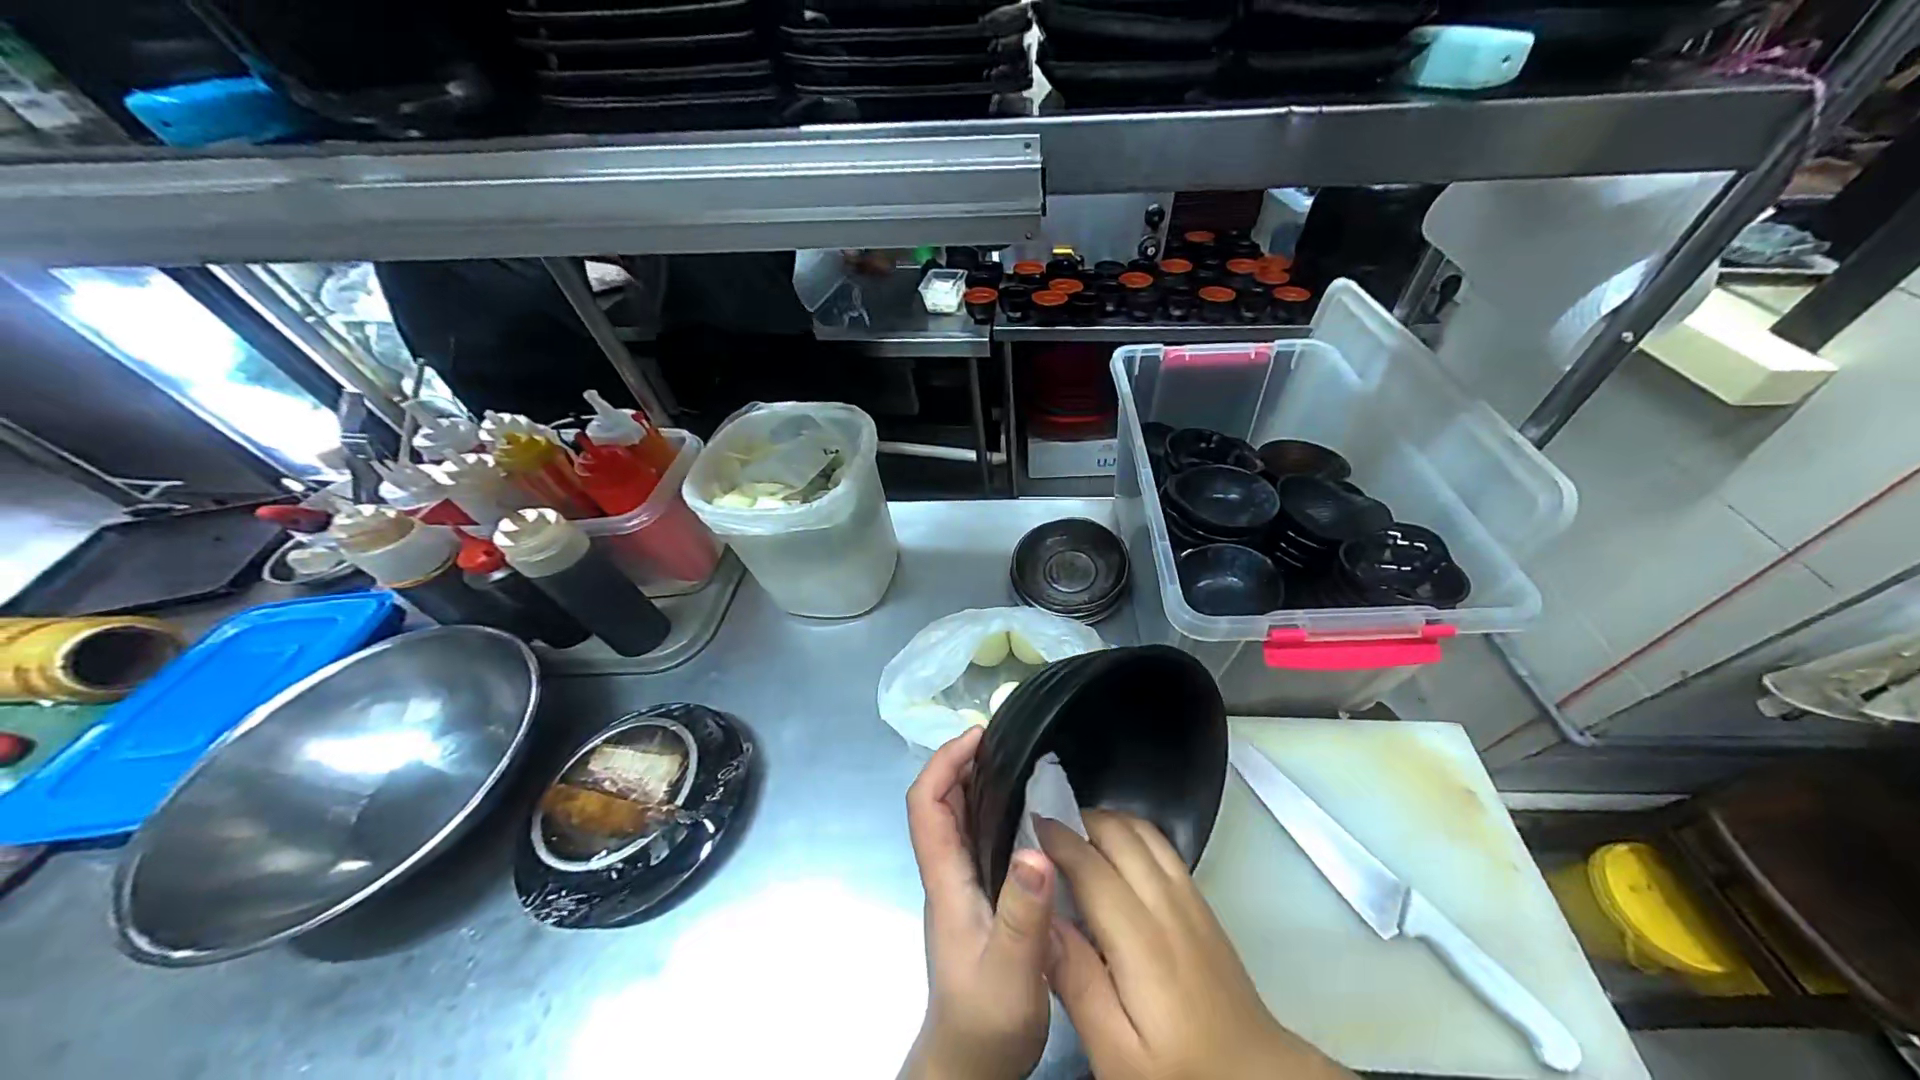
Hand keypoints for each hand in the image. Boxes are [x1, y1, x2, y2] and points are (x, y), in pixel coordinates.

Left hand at [900, 727, 1058, 1079]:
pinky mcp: (977, 899)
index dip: (944, 765)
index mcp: (945, 881)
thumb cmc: (984, 1020)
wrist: (970, 1062)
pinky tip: (1025, 813)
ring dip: (976, 783)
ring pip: (957, 820)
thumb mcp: (1011, 971)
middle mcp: (947, 874)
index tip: (977, 738)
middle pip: (938, 803)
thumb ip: (1023, 916)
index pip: (927, 806)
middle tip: (1002, 739)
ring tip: (1015, 762)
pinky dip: (992, 812)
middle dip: (960, 763)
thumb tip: (1036, 850)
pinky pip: (977, 840)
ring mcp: (959, 886)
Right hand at [1038, 810, 1355, 1079]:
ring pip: (1144, 832)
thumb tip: (1043, 922)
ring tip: (1075, 837)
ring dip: (1106, 822)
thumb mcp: (1117, 1053)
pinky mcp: (1202, 905)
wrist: (1256, 1079)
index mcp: (1141, 938)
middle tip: (1044, 831)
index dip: (1056, 839)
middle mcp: (1167, 904)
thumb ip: (1077, 983)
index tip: (1025, 825)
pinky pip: (1162, 847)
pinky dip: (1131, 834)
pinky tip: (1114, 855)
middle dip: (1078, 820)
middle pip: (1119, 833)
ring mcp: (1190, 899)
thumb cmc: (1179, 1070)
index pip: (1091, 865)